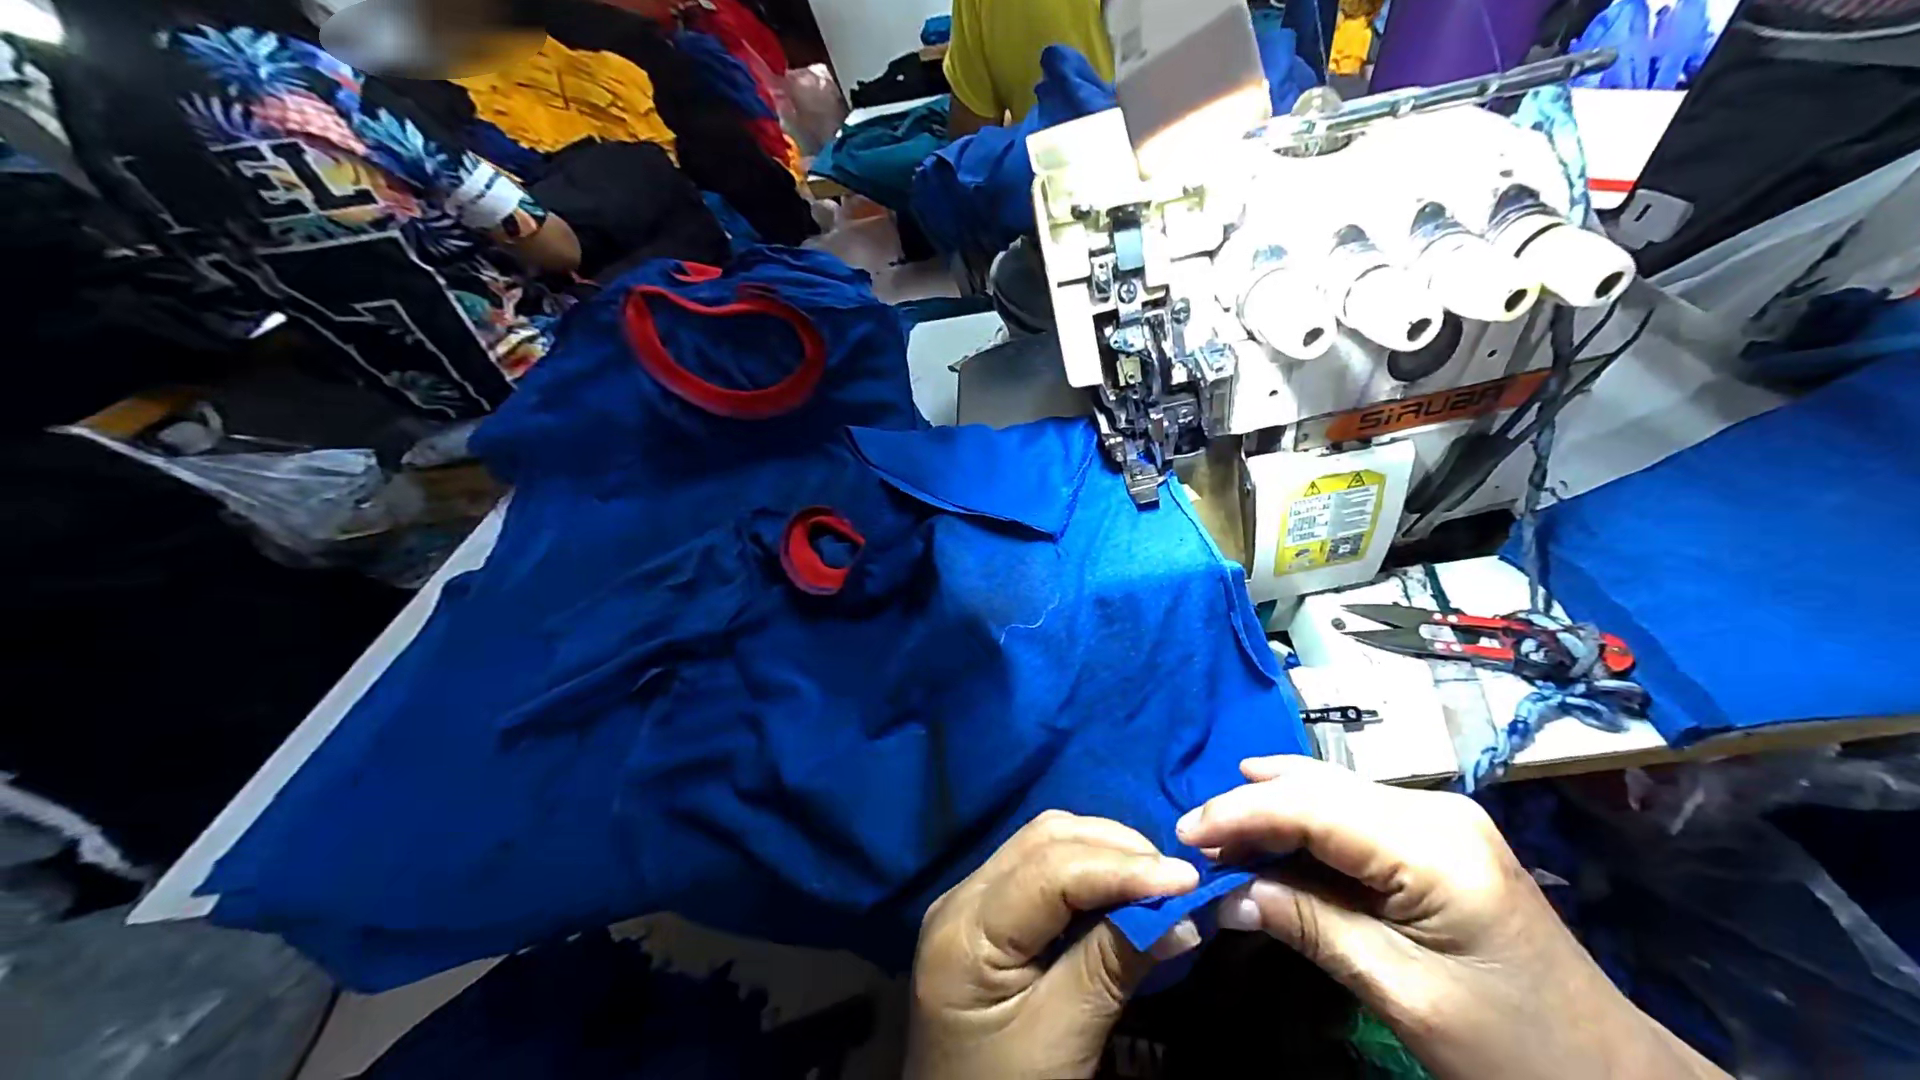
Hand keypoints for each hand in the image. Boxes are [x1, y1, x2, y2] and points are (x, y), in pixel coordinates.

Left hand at [905, 810, 1202, 1079]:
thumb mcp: (1060, 1039)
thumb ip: (1112, 966)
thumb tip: (1182, 914)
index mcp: (964, 927)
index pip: (1048, 868)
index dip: (1121, 867)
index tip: (1188, 880)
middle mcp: (961, 896)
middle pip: (1044, 839)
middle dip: (1115, 849)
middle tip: (1177, 880)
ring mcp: (970, 900)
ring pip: (1043, 843)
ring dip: (1104, 852)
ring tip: (1155, 881)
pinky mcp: (986, 914)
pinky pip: (1038, 867)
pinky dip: (1086, 869)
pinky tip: (1119, 890)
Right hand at [1178, 756, 1728, 1079]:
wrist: (1616, 1077)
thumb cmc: (1517, 1052)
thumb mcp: (1405, 997)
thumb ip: (1311, 928)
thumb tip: (1225, 894)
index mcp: (1437, 848)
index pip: (1313, 806)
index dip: (1241, 813)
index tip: (1186, 835)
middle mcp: (1436, 809)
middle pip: (1316, 787)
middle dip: (1248, 808)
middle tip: (1196, 841)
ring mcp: (1439, 815)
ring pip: (1327, 790)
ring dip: (1269, 811)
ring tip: (1220, 838)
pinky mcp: (1434, 832)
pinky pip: (1348, 810)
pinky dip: (1300, 823)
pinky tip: (1269, 834)